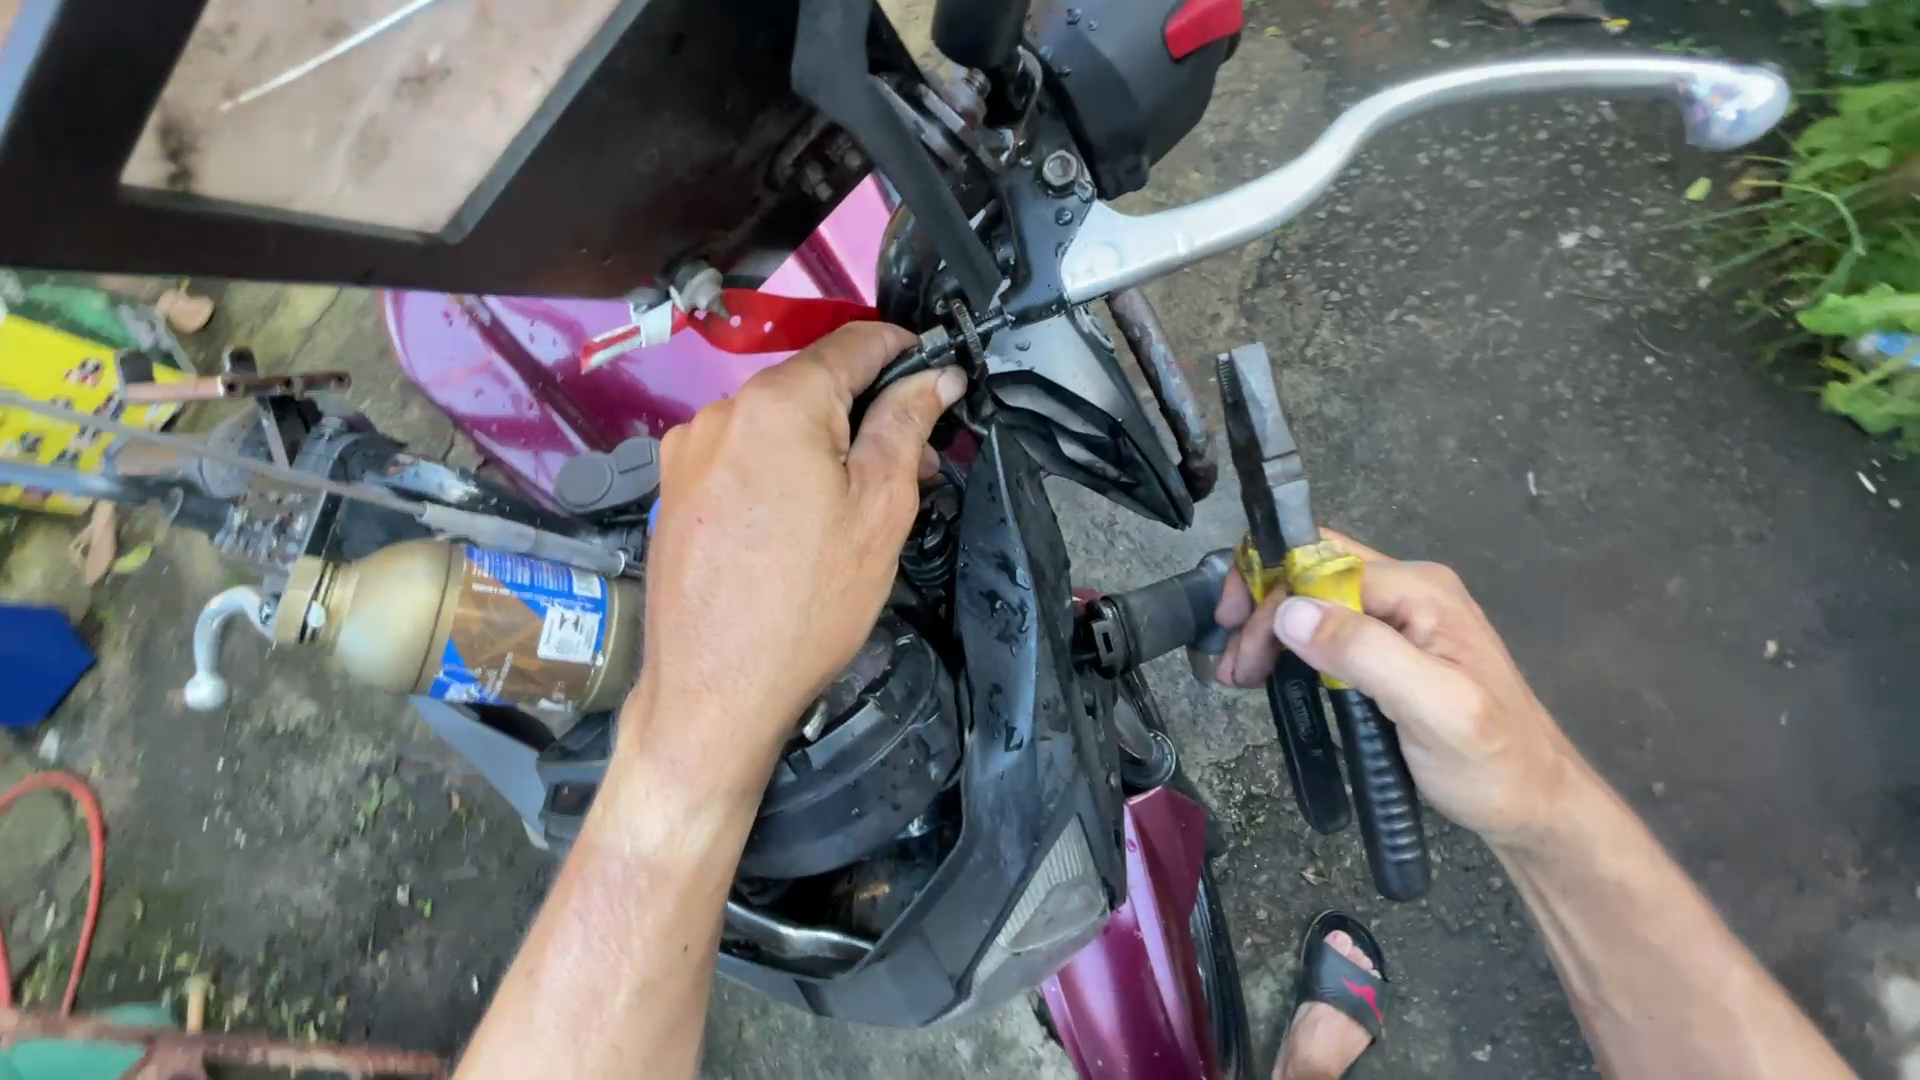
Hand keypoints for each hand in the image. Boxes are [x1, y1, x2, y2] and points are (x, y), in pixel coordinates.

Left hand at [631, 323, 965, 780]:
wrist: (714, 692)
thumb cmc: (810, 601)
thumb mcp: (880, 509)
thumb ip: (906, 426)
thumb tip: (936, 375)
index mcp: (777, 403)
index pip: (853, 343)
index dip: (904, 350)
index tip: (936, 372)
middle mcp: (722, 412)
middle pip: (813, 387)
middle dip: (868, 413)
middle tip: (914, 465)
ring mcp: (689, 452)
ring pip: (778, 426)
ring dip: (826, 445)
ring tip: (858, 502)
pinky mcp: (674, 490)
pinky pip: (744, 458)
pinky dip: (784, 469)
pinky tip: (803, 520)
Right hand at [1213, 532, 1577, 841]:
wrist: (1534, 805)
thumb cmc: (1492, 764)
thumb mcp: (1436, 711)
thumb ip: (1366, 654)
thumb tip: (1289, 612)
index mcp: (1418, 590)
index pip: (1319, 565)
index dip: (1270, 597)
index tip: (1237, 643)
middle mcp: (1405, 588)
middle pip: (1307, 571)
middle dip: (1260, 611)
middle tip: (1234, 667)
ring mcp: (1396, 615)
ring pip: (1308, 597)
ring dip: (1266, 629)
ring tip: (1240, 675)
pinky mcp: (1385, 643)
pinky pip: (1321, 624)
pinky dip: (1284, 644)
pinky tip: (1267, 673)